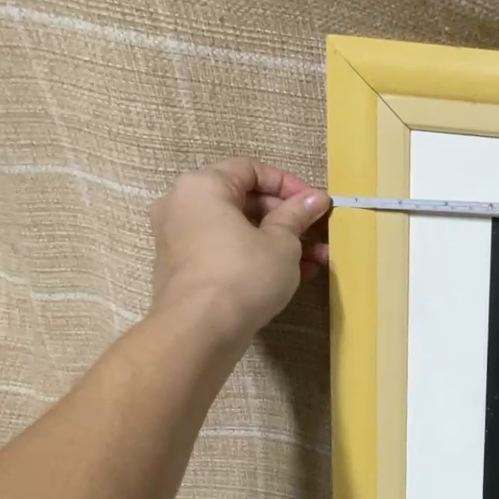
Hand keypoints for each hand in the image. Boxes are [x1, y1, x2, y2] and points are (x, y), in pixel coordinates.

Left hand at [147, 158, 330, 342]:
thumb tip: (315, 198)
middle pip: (243, 199)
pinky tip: (293, 273)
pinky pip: (226, 249)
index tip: (315, 203)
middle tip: (319, 232)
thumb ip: (297, 215)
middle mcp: (183, 205)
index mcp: (203, 187)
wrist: (200, 329)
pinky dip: (257, 255)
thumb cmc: (243, 273)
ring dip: (279, 240)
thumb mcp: (282, 242)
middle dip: (287, 216)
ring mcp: (179, 238)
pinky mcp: (185, 267)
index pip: (250, 169)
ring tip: (317, 259)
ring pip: (238, 228)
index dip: (288, 183)